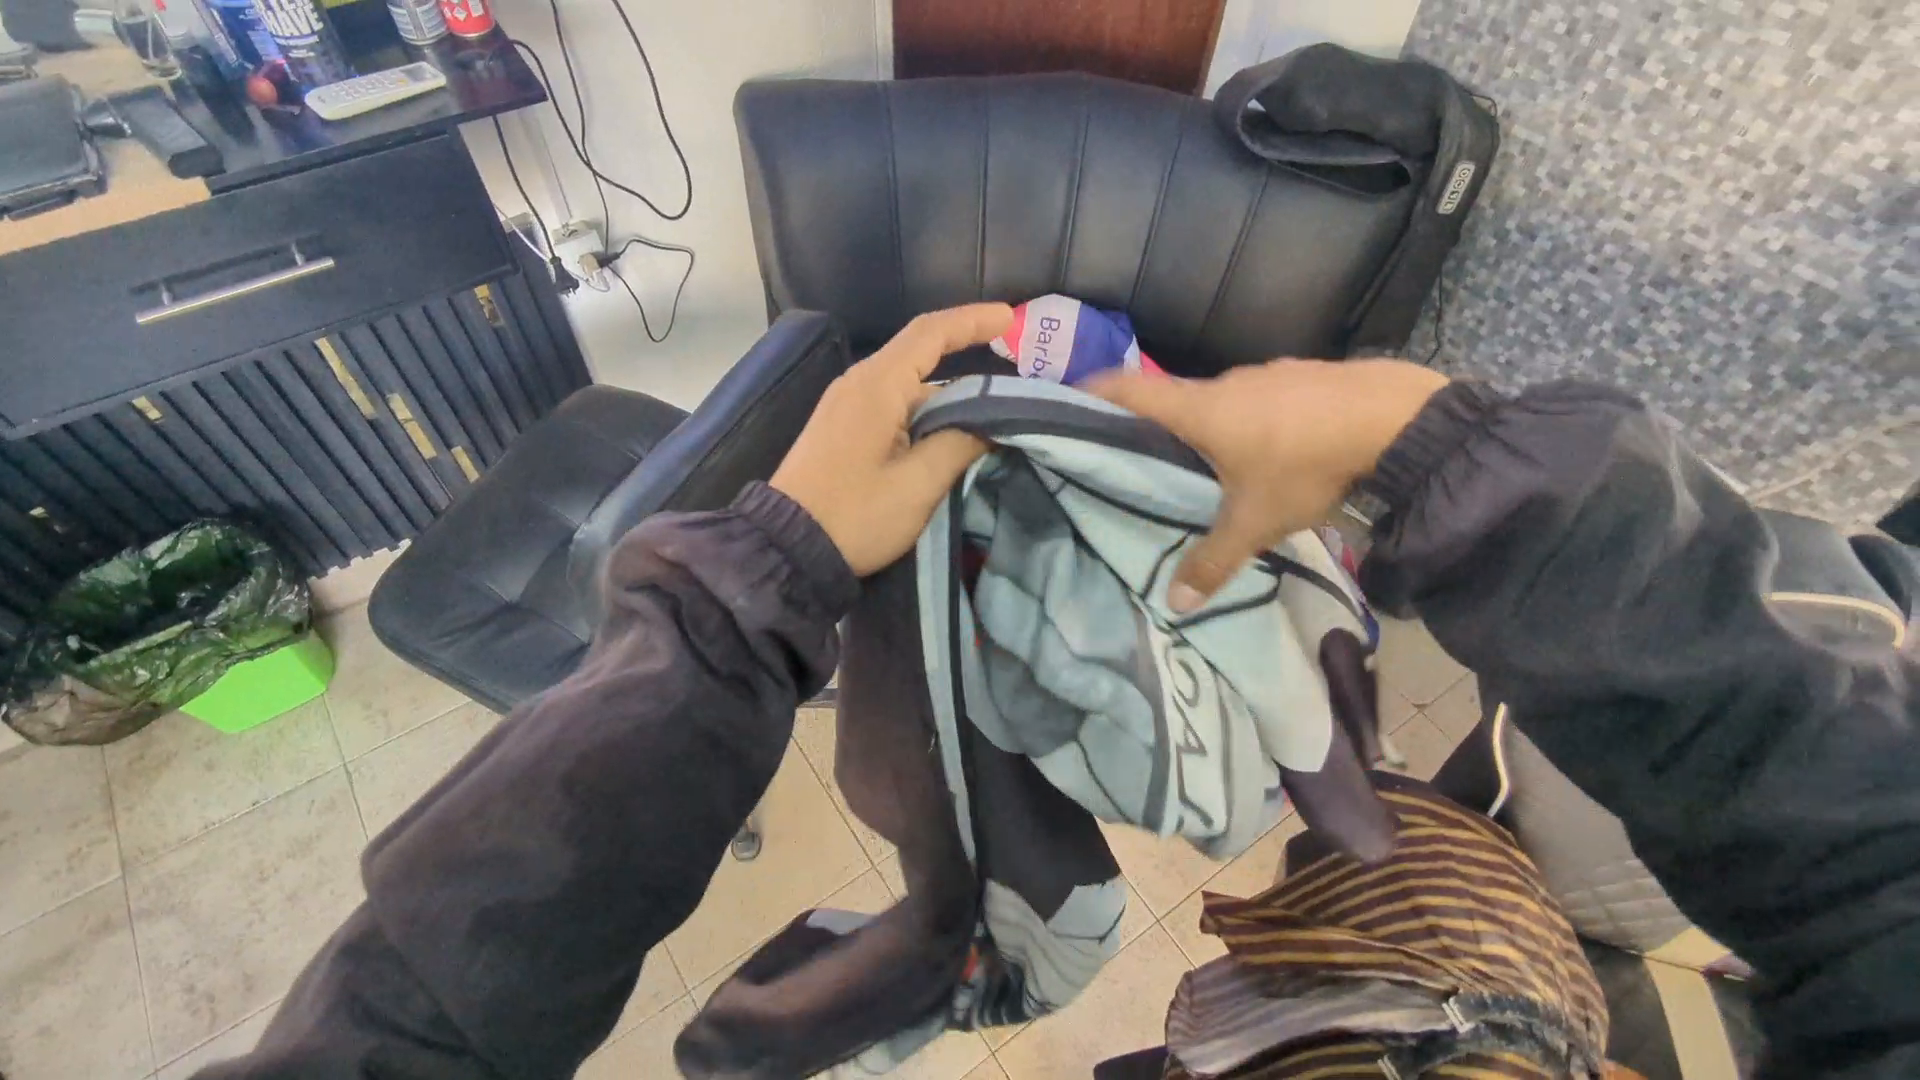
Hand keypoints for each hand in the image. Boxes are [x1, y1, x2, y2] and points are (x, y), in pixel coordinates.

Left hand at [772, 303, 1014, 575]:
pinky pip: (892, 408)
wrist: (785, 548)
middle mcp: (859, 384)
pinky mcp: (842, 430)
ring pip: (909, 390)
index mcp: (877, 385)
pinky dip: (926, 417)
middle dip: (969, 373)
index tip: (1010, 319)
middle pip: (922, 362)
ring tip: (990, 427)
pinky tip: (948, 441)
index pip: (931, 333)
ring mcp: (846, 407)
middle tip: (1013, 395)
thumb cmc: (855, 515)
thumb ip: (961, 443)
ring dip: (948, 403)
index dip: (972, 321)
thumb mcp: (918, 484)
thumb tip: (992, 422)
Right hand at [1087, 359, 1448, 611]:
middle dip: (1145, 426)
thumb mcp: (1256, 521)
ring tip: (1194, 464)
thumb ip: (1212, 560)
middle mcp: (1223, 385)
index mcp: (1197, 410)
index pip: (1126, 390)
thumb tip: (1175, 603)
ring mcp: (1263, 376)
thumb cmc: (1306, 463)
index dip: (1090, 392)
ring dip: (1198, 428)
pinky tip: (1258, 453)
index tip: (1064, 402)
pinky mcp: (1298, 378)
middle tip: (1129, 458)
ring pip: (1214, 403)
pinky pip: (1252, 401)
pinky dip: (1239, 424)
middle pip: (1167, 400)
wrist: (1398, 419)